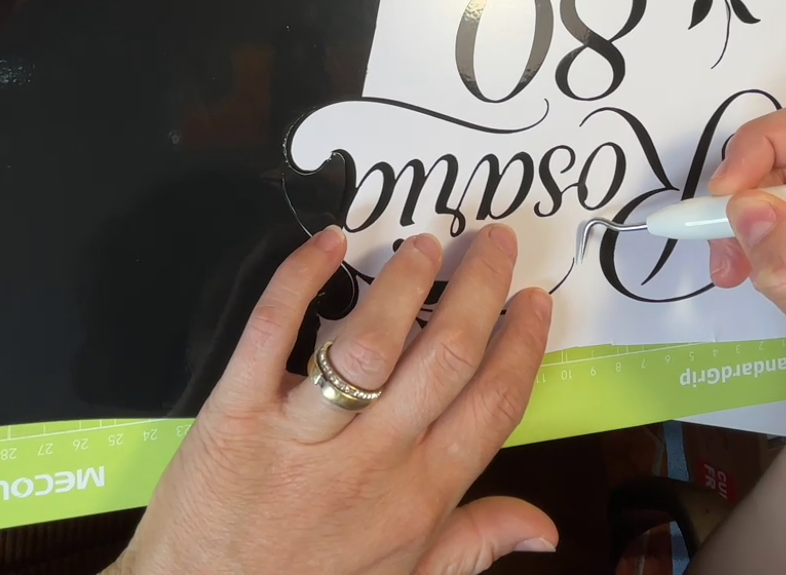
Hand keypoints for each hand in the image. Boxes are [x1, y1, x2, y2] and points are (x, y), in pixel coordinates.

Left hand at [107, 223, 555, 574]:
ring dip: (404, 281)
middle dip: (479, 289)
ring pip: (370, 342)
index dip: (520, 344)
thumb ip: (473, 544)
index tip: (532, 298)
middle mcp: (372, 462)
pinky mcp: (239, 410)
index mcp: (419, 498)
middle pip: (445, 357)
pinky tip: (332, 242)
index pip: (492, 406)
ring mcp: (302, 434)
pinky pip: (273, 329)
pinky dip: (301, 277)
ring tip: (423, 244)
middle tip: (495, 240)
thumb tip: (546, 527)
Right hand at [696, 99, 785, 574]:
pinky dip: (742, 237)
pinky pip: (772, 215)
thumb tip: (742, 205)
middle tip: (711, 235)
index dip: (772, 144)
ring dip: (738, 217)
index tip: (725, 190)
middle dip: (747, 187)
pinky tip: (736, 273)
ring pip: (775, 182)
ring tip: (725, 271)